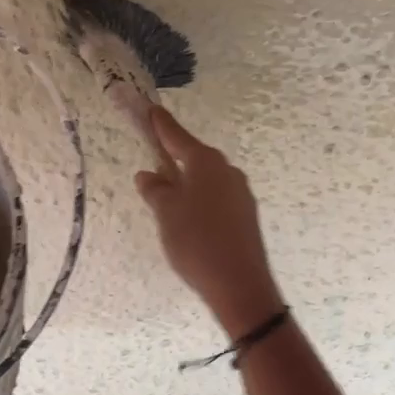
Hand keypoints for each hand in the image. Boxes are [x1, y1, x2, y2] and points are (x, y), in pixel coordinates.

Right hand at [135, 107, 284, 335]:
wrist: (240, 285)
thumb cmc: (197, 241)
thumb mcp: (166, 213)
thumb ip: (155, 190)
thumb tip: (148, 175)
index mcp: (207, 162)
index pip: (178, 136)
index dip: (161, 125)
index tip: (151, 109)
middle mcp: (227, 171)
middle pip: (195, 158)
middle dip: (174, 158)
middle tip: (153, 159)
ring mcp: (241, 193)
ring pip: (206, 180)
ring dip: (187, 184)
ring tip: (166, 198)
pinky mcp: (246, 216)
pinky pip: (216, 199)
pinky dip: (200, 201)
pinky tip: (189, 219)